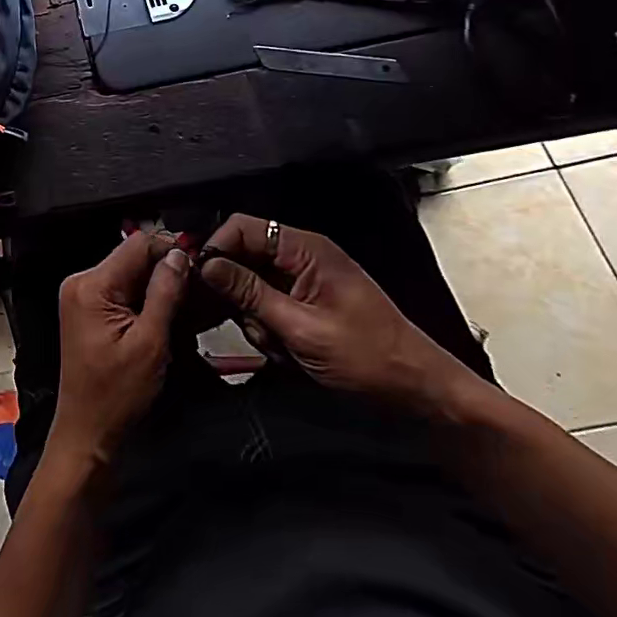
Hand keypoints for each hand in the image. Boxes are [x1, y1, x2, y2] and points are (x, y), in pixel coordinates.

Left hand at [48, 231, 190, 463]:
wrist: (87, 431)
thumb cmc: (117, 393)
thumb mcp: (150, 342)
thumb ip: (165, 293)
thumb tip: (180, 254)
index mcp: (91, 284)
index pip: (137, 244)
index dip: (170, 251)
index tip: (199, 270)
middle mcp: (81, 281)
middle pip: (132, 257)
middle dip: (165, 270)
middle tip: (197, 292)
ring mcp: (81, 294)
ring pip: (130, 272)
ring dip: (157, 286)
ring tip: (185, 307)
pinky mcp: (87, 308)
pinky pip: (121, 289)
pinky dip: (143, 299)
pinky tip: (163, 316)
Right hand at [199, 214, 485, 417]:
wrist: (416, 390)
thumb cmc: (366, 356)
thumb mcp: (299, 327)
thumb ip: (249, 292)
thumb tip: (205, 263)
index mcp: (305, 248)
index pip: (242, 227)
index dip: (216, 248)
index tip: (200, 282)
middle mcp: (300, 256)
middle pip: (242, 257)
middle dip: (237, 294)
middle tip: (253, 327)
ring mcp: (301, 280)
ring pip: (249, 286)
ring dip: (254, 318)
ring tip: (279, 345)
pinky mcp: (302, 302)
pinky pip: (265, 305)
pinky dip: (267, 328)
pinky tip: (285, 350)